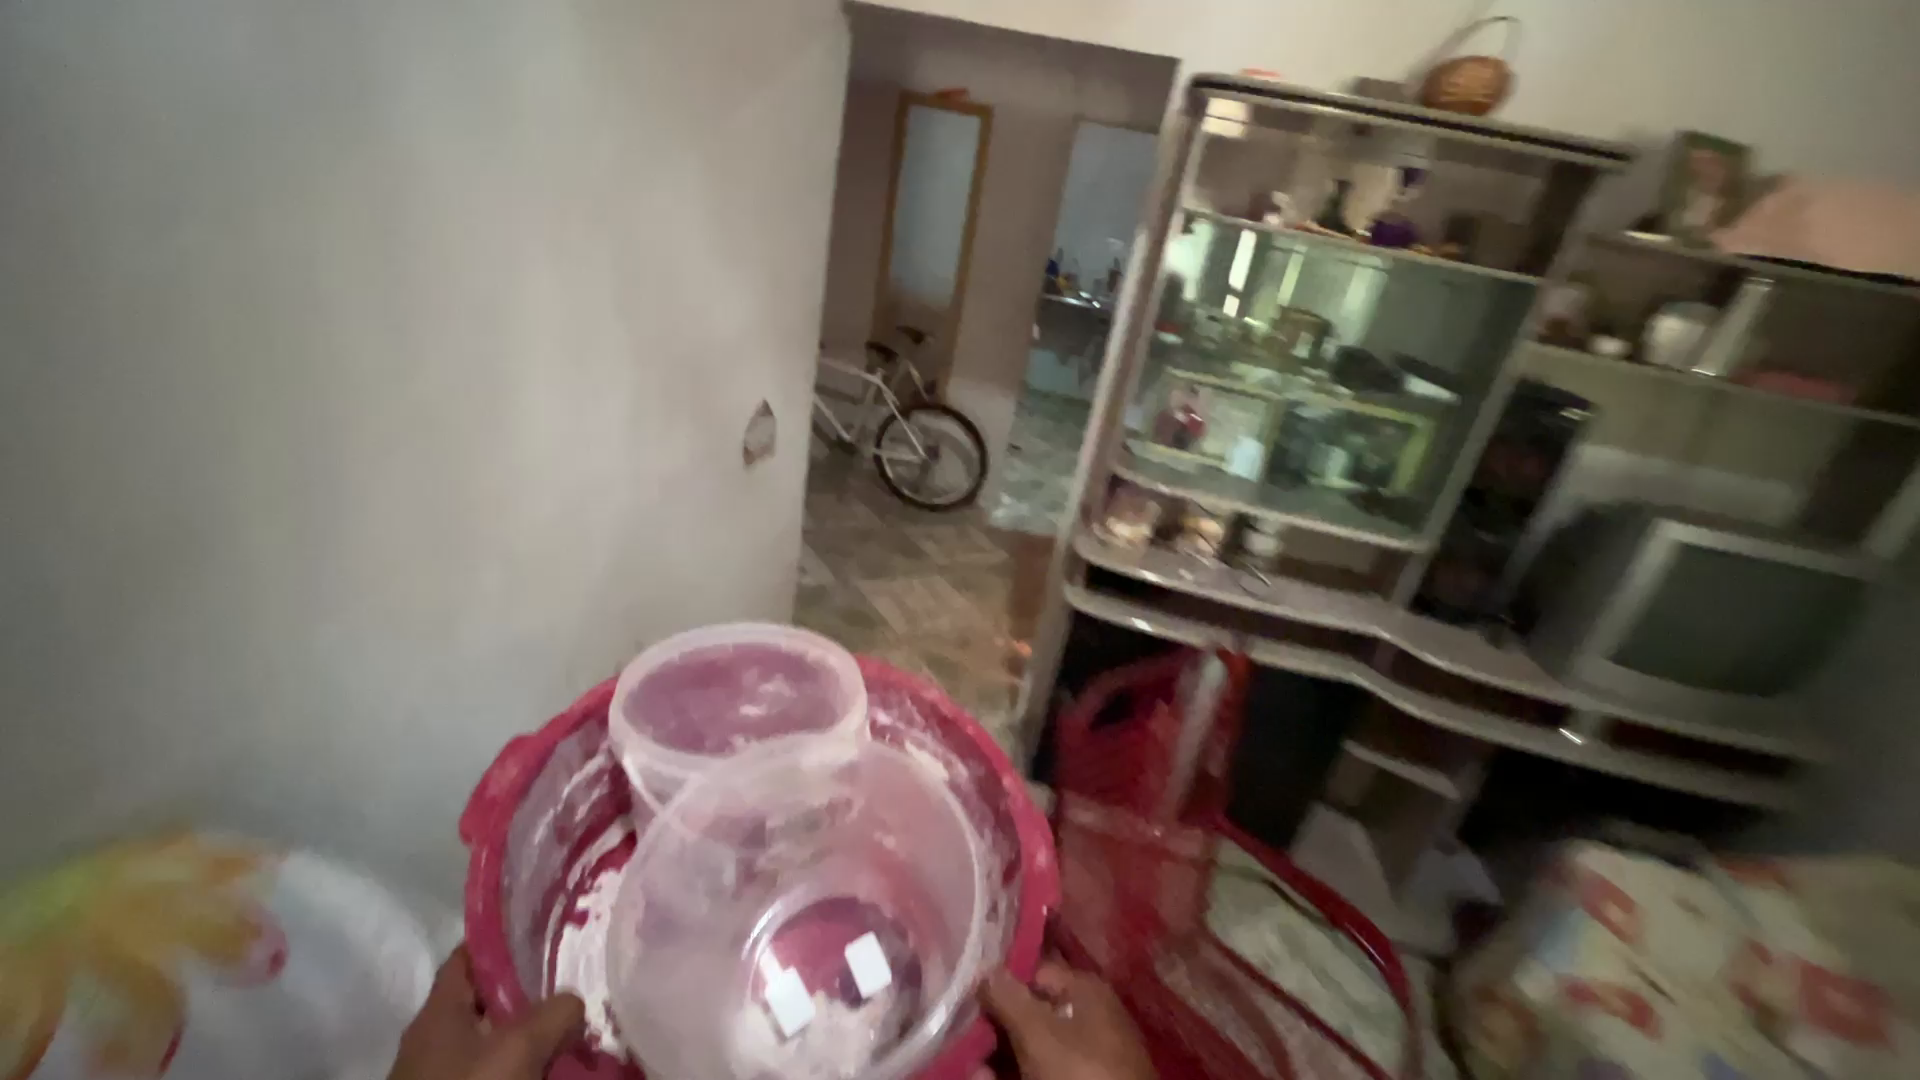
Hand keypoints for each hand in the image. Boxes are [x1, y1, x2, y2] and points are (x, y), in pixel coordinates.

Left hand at [388, 946, 585, 1079]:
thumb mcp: (520, 1046)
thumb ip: (557, 1010)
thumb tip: (574, 1004)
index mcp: (438, 1012)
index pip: (470, 953)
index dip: (506, 934)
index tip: (549, 922)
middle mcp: (435, 1039)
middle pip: (488, 996)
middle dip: (532, 984)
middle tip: (577, 973)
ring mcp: (443, 1077)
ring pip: (497, 1036)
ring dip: (533, 1030)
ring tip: (576, 1022)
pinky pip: (499, 1071)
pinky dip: (526, 1065)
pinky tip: (556, 1066)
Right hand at [977, 962, 1155, 1079]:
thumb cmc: (1080, 1073)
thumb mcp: (1037, 1032)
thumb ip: (1007, 997)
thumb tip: (983, 969)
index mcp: (1086, 991)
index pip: (1033, 974)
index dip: (999, 987)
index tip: (969, 1004)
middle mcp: (1089, 1018)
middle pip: (1032, 1015)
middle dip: (997, 1031)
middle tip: (966, 1045)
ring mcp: (1088, 1057)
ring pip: (1034, 1050)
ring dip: (1001, 1060)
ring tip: (975, 1072)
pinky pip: (1044, 1074)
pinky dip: (1017, 1076)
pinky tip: (987, 1079)